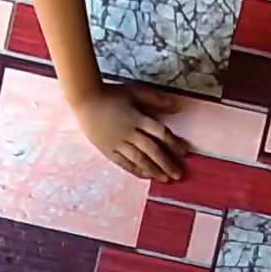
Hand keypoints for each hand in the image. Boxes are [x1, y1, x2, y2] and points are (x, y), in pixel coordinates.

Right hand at [71, 82, 189, 181]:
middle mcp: (130, 133)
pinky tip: (146, 176)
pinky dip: (136, 171)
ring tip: (165, 179)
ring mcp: (118, 143)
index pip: (160, 133)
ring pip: (139, 160)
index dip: (174, 143)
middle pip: (152, 150)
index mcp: (138, 118)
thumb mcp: (135, 92)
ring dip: (154, 170)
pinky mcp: (109, 151)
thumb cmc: (111, 95)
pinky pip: (125, 163)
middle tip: (178, 175)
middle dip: (167, 163)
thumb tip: (177, 105)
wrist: (85, 100)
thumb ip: (156, 99)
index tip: (185, 152)